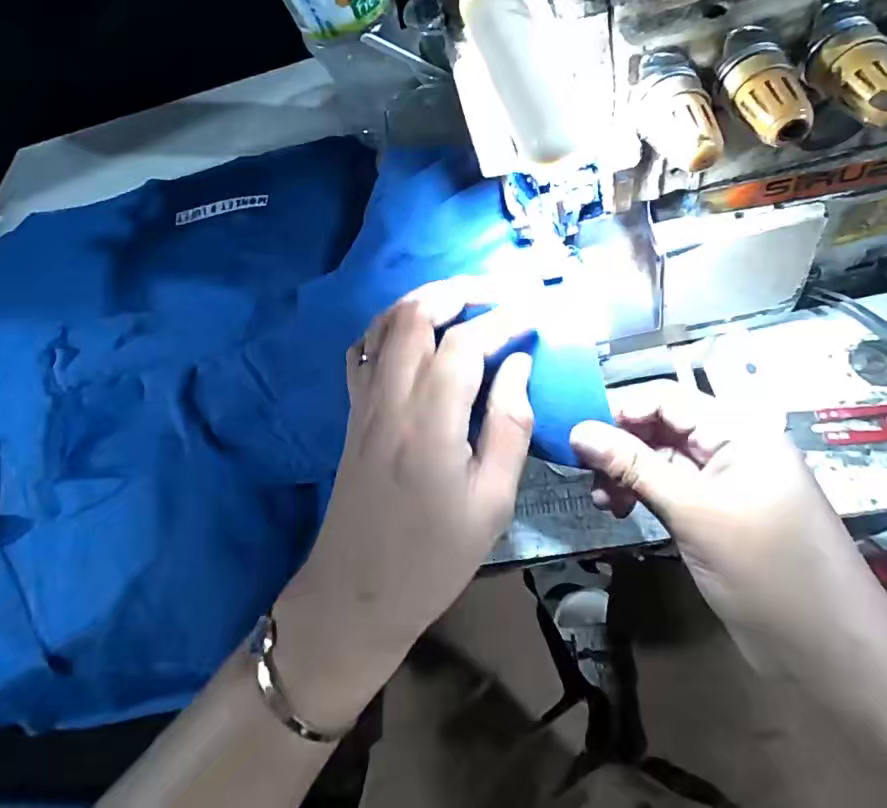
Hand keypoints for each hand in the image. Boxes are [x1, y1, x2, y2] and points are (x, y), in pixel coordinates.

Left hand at [272, 277, 534, 730]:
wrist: (356, 593)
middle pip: (415, 315)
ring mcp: (364, 402)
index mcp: (431, 422)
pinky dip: (391, 326)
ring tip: (463, 303)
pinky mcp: (352, 412)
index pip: (466, 344)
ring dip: (424, 301)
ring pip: (385, 324)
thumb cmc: (435, 555)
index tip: (533, 316)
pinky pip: (365, 349)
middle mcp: (390, 399)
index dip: (503, 320)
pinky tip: (418, 336)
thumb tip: (518, 363)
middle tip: (498, 296)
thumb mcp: (493, 501)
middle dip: (459, 293)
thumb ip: (510, 424)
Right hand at [569, 381, 886, 655]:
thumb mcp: (693, 513)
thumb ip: (634, 466)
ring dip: (629, 474)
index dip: (621, 411)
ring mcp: (727, 483)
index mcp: (740, 430)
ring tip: (604, 503)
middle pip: (664, 426)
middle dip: (621, 445)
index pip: (667, 398)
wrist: (831, 657)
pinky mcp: (721, 515)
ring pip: (664, 459)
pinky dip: (645, 495)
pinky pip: (674, 489)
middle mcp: (733, 447)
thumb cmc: (765, 572)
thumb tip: (577, 430)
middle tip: (586, 477)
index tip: (576, 436)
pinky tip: (622, 512)